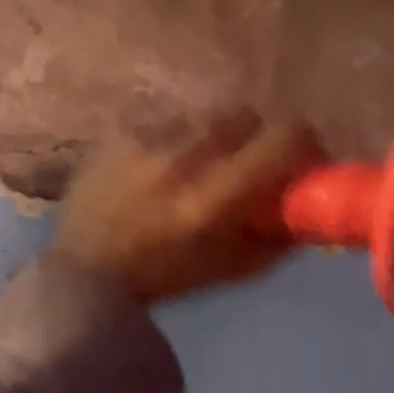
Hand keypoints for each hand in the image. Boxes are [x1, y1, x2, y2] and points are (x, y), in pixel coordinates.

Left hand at [54, 113, 317, 303]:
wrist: (81, 272)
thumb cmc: (159, 277)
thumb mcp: (228, 268)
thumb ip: (277, 238)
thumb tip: (312, 207)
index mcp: (209, 198)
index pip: (282, 137)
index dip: (302, 144)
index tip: (299, 161)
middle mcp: (178, 160)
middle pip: (243, 115)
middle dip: (253, 136)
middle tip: (245, 161)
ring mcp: (141, 143)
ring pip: (200, 116)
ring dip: (209, 136)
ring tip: (194, 164)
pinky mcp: (114, 136)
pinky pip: (160, 122)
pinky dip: (169, 139)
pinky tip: (157, 165)